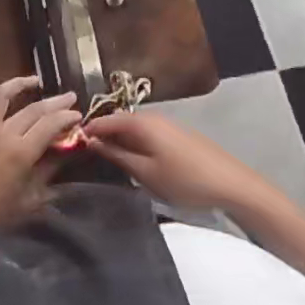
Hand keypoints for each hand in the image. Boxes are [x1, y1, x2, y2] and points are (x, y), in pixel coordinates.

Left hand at [0, 76, 79, 236]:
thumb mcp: (30, 197)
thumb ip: (47, 170)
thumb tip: (64, 152)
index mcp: (20, 152)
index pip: (50, 125)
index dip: (67, 117)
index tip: (78, 114)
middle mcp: (1, 134)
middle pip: (32, 109)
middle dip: (54, 102)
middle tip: (69, 97)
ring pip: (1, 95)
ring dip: (19, 84)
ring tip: (35, 81)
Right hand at [83, 112, 287, 215]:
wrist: (235, 187)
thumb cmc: (185, 180)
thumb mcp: (144, 172)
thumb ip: (116, 155)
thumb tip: (92, 142)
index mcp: (141, 122)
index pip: (103, 120)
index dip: (85, 131)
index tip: (69, 145)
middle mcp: (153, 117)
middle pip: (118, 122)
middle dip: (101, 135)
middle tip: (84, 155)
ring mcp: (168, 125)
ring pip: (133, 129)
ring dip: (118, 141)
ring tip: (106, 160)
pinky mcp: (178, 136)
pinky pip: (146, 135)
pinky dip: (134, 144)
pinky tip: (133, 161)